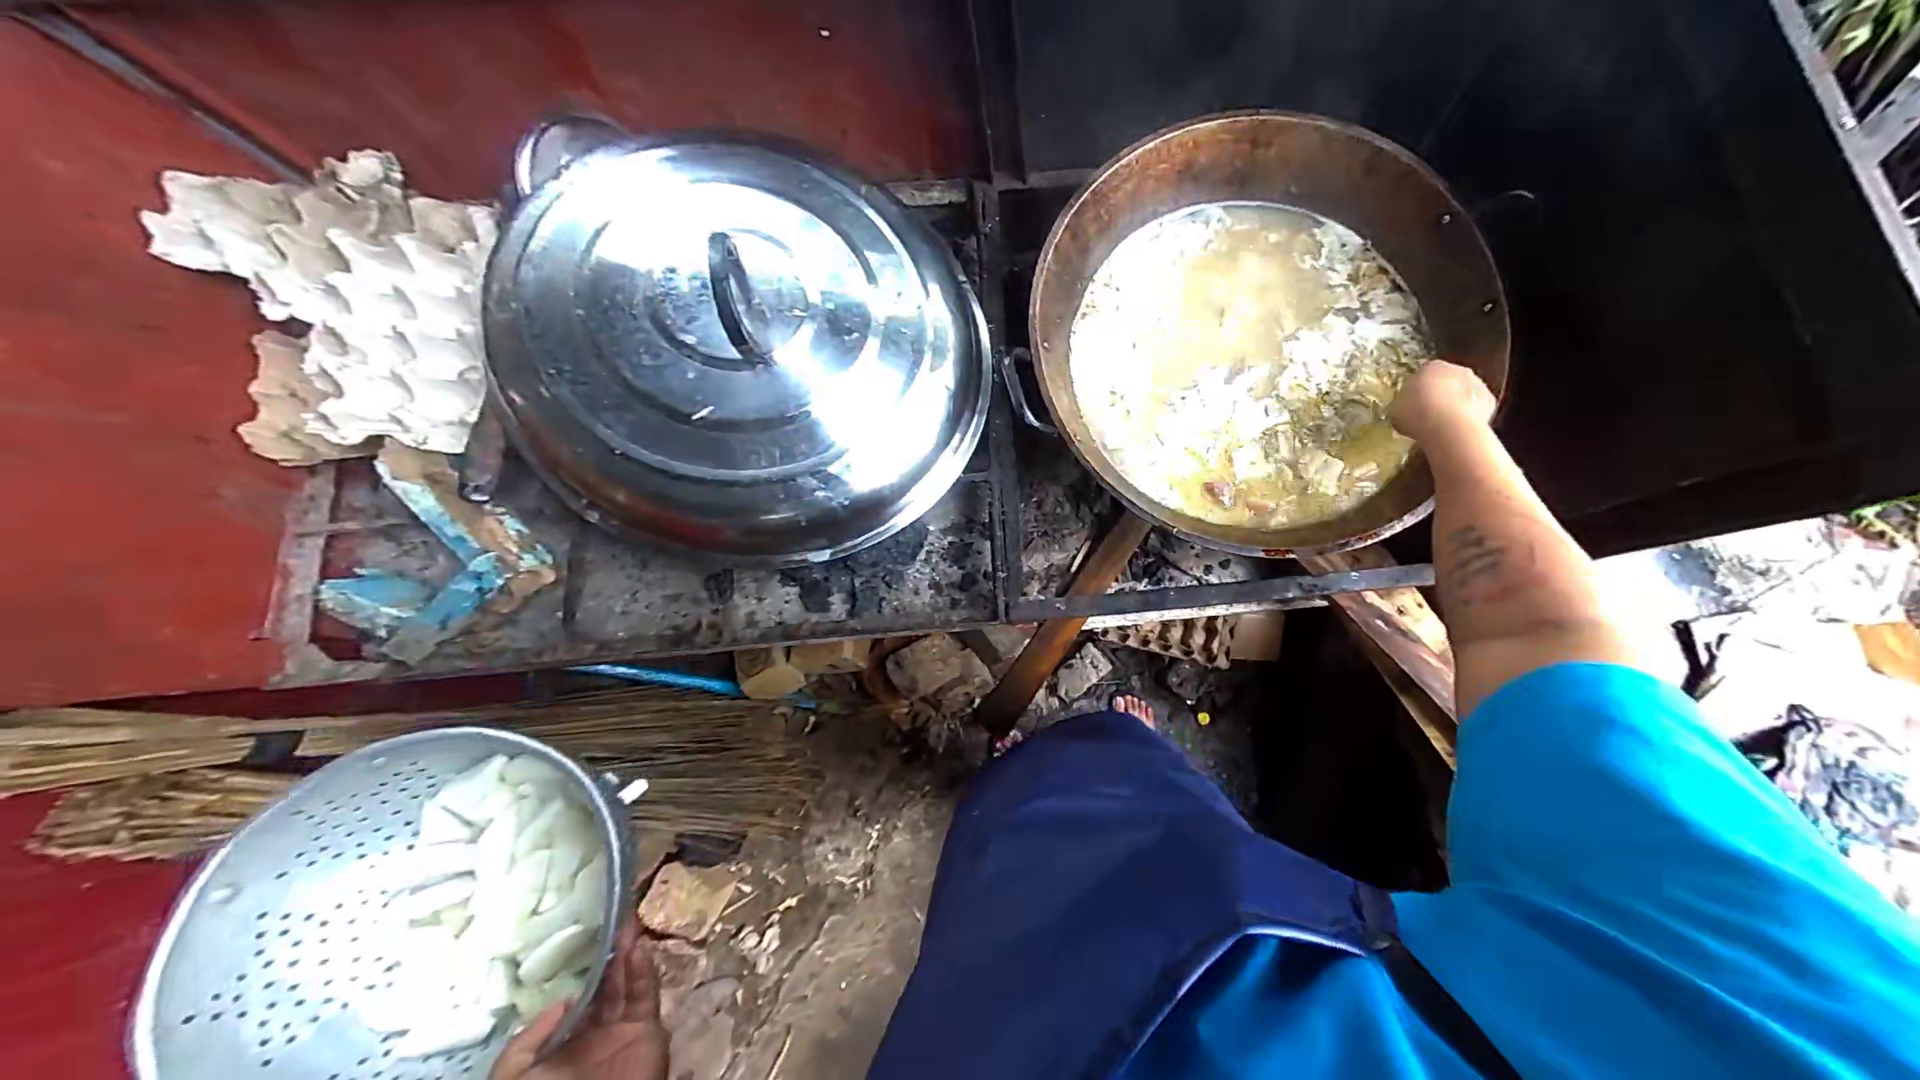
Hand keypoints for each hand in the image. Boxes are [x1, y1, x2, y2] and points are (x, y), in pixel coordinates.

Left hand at [490, 920, 668, 1079]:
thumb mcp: (513, 1077)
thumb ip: (525, 1042)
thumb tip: (564, 1000)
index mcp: (565, 1044)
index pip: (579, 998)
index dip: (585, 969)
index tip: (589, 937)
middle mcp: (596, 1033)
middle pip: (608, 983)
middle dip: (612, 953)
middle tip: (617, 919)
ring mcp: (624, 1031)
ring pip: (629, 984)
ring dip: (629, 955)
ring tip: (628, 926)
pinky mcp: (648, 1032)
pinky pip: (647, 997)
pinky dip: (645, 972)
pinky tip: (637, 951)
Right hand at [1390, 361, 1496, 442]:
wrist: (1448, 427)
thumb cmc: (1416, 415)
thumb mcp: (1397, 409)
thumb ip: (1404, 403)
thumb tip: (1405, 408)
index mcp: (1431, 367)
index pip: (1423, 373)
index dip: (1417, 390)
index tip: (1412, 403)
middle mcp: (1457, 369)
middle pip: (1447, 380)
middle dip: (1440, 394)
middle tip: (1428, 413)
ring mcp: (1477, 383)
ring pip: (1464, 392)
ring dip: (1456, 404)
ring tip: (1443, 424)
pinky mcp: (1490, 400)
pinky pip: (1476, 407)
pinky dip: (1468, 415)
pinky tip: (1457, 429)